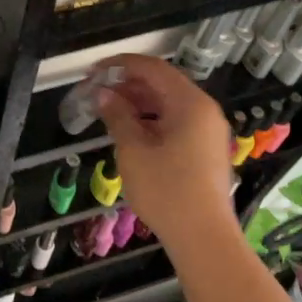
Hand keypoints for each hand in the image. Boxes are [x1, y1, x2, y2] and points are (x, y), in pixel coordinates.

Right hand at [93, 54, 237, 245]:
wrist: (203, 236)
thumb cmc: (166, 189)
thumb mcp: (133, 150)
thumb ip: (118, 116)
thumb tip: (104, 94)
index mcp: (190, 103)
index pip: (153, 68)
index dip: (121, 65)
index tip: (93, 72)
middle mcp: (205, 111)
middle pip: (164, 84)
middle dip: (128, 85)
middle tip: (96, 92)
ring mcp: (209, 132)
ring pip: (170, 105)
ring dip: (139, 103)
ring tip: (108, 112)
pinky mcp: (206, 151)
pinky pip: (177, 123)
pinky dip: (152, 120)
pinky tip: (131, 133)